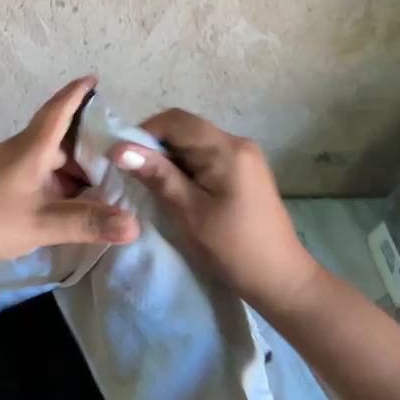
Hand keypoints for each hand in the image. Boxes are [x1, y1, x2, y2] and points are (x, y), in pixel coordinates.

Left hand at [0, 77, 139, 270]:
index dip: (77, 94)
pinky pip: (34, 181)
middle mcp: (18, 153)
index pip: (59, 112)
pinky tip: (68, 211)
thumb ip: (86, 223)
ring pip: (47, 165)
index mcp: (31, 149)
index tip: (94, 78)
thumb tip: (136, 225)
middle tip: (123, 162)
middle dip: (89, 149)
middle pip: (59, 142)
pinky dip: (55, 190)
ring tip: (105, 192)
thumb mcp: (40, 224)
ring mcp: (3, 172)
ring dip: (73, 174)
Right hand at [111, 109, 324, 314]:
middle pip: (184, 128)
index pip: (175, 120)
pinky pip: (205, 155)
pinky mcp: (243, 170)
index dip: (143, 132)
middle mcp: (237, 143)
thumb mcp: (189, 212)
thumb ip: (157, 175)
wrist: (280, 278)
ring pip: (193, 141)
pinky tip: (176, 190)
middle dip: (155, 145)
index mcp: (226, 149)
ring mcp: (243, 156)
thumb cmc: (232, 247)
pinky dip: (184, 166)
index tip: (124, 159)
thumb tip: (119, 148)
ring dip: (168, 157)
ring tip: (153, 185)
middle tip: (135, 174)